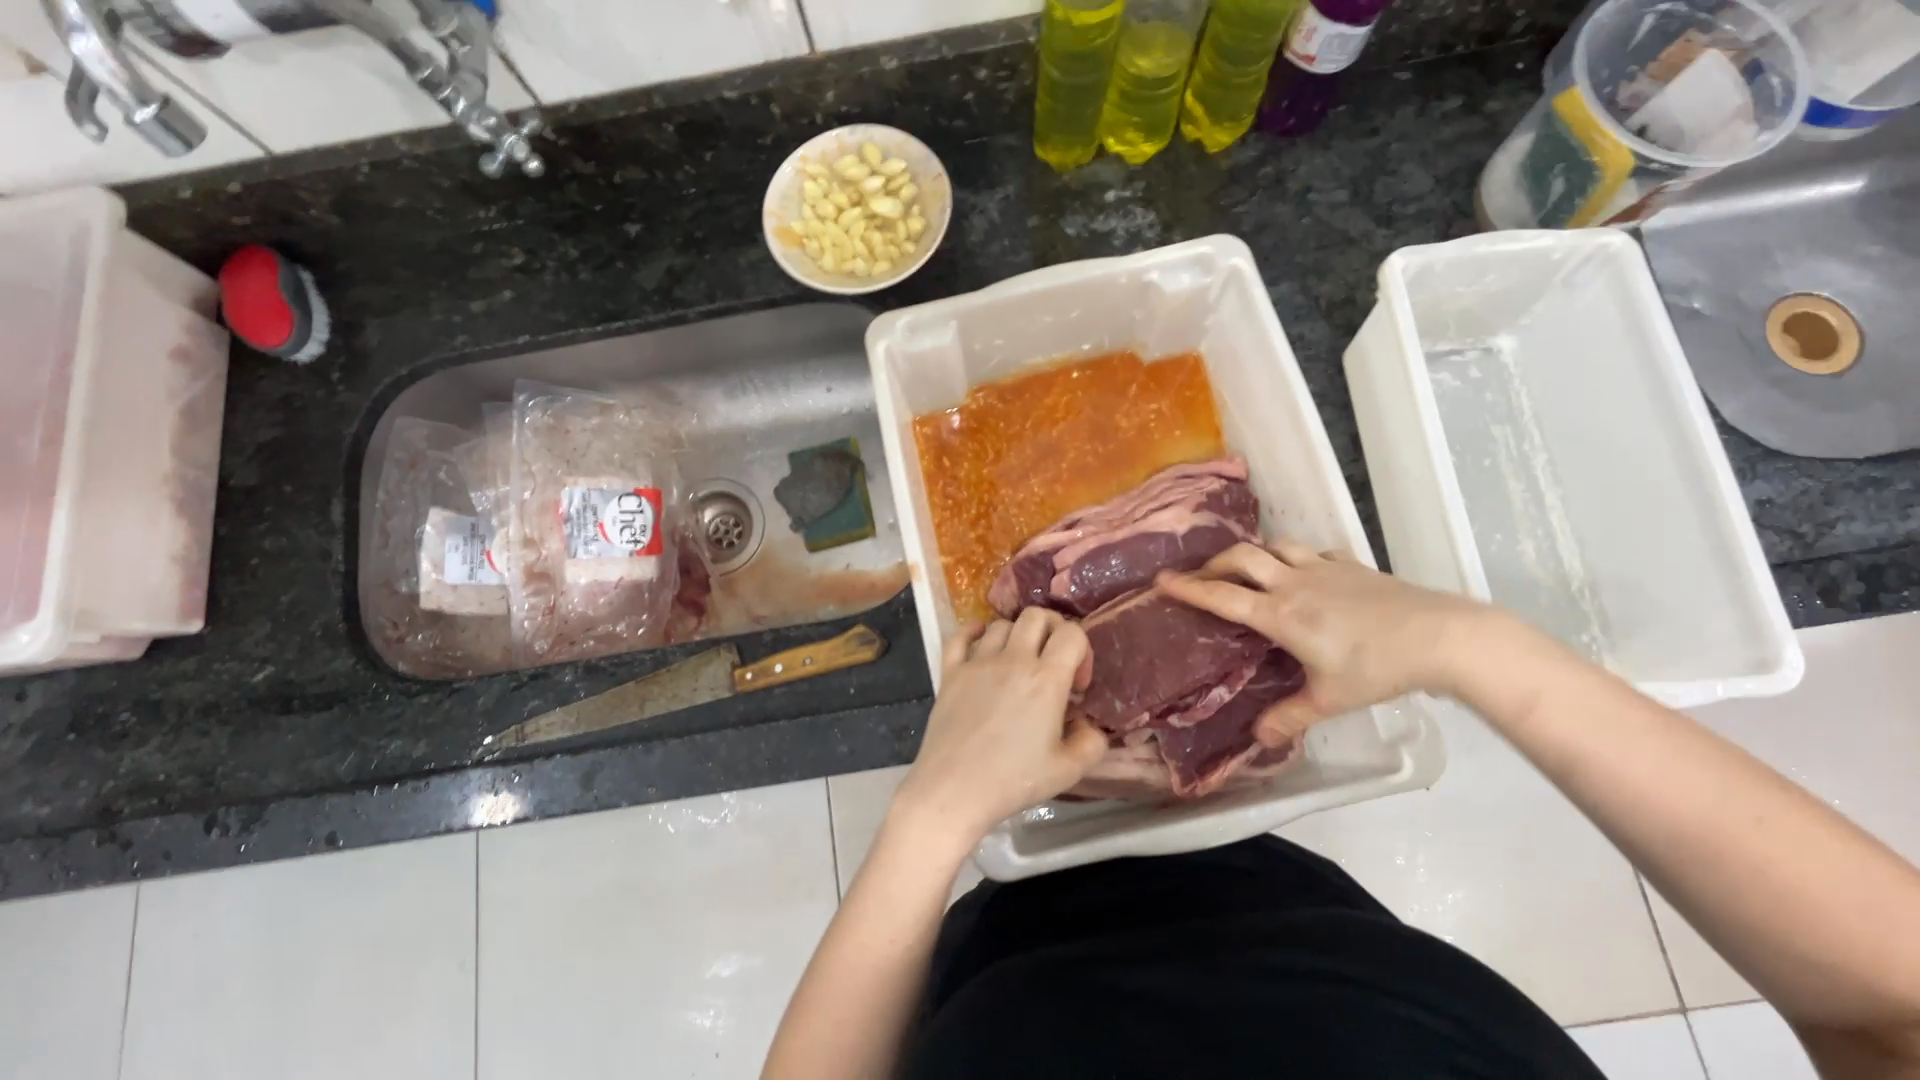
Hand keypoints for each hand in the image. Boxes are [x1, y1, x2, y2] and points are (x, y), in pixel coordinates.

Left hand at [892, 607, 1108, 847]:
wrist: (954, 789)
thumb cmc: (1014, 780)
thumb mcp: (1068, 771)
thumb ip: (1092, 743)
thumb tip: (1089, 726)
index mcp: (1046, 679)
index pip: (1072, 633)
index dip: (1082, 651)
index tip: (1076, 685)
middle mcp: (1013, 660)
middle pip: (1037, 615)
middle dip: (1052, 631)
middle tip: (1052, 662)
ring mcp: (977, 663)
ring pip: (1001, 624)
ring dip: (1017, 636)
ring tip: (1019, 664)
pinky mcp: (950, 673)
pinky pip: (960, 635)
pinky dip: (974, 631)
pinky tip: (982, 642)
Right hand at [1157, 541, 1497, 744]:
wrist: (1441, 636)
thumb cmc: (1377, 668)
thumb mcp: (1330, 699)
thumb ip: (1291, 717)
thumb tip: (1259, 737)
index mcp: (1281, 614)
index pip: (1222, 596)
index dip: (1188, 588)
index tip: (1161, 581)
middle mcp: (1294, 583)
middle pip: (1242, 557)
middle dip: (1214, 563)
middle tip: (1201, 576)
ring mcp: (1324, 569)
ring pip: (1275, 546)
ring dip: (1254, 554)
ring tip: (1246, 569)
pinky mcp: (1352, 565)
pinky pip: (1313, 552)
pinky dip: (1297, 558)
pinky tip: (1304, 572)